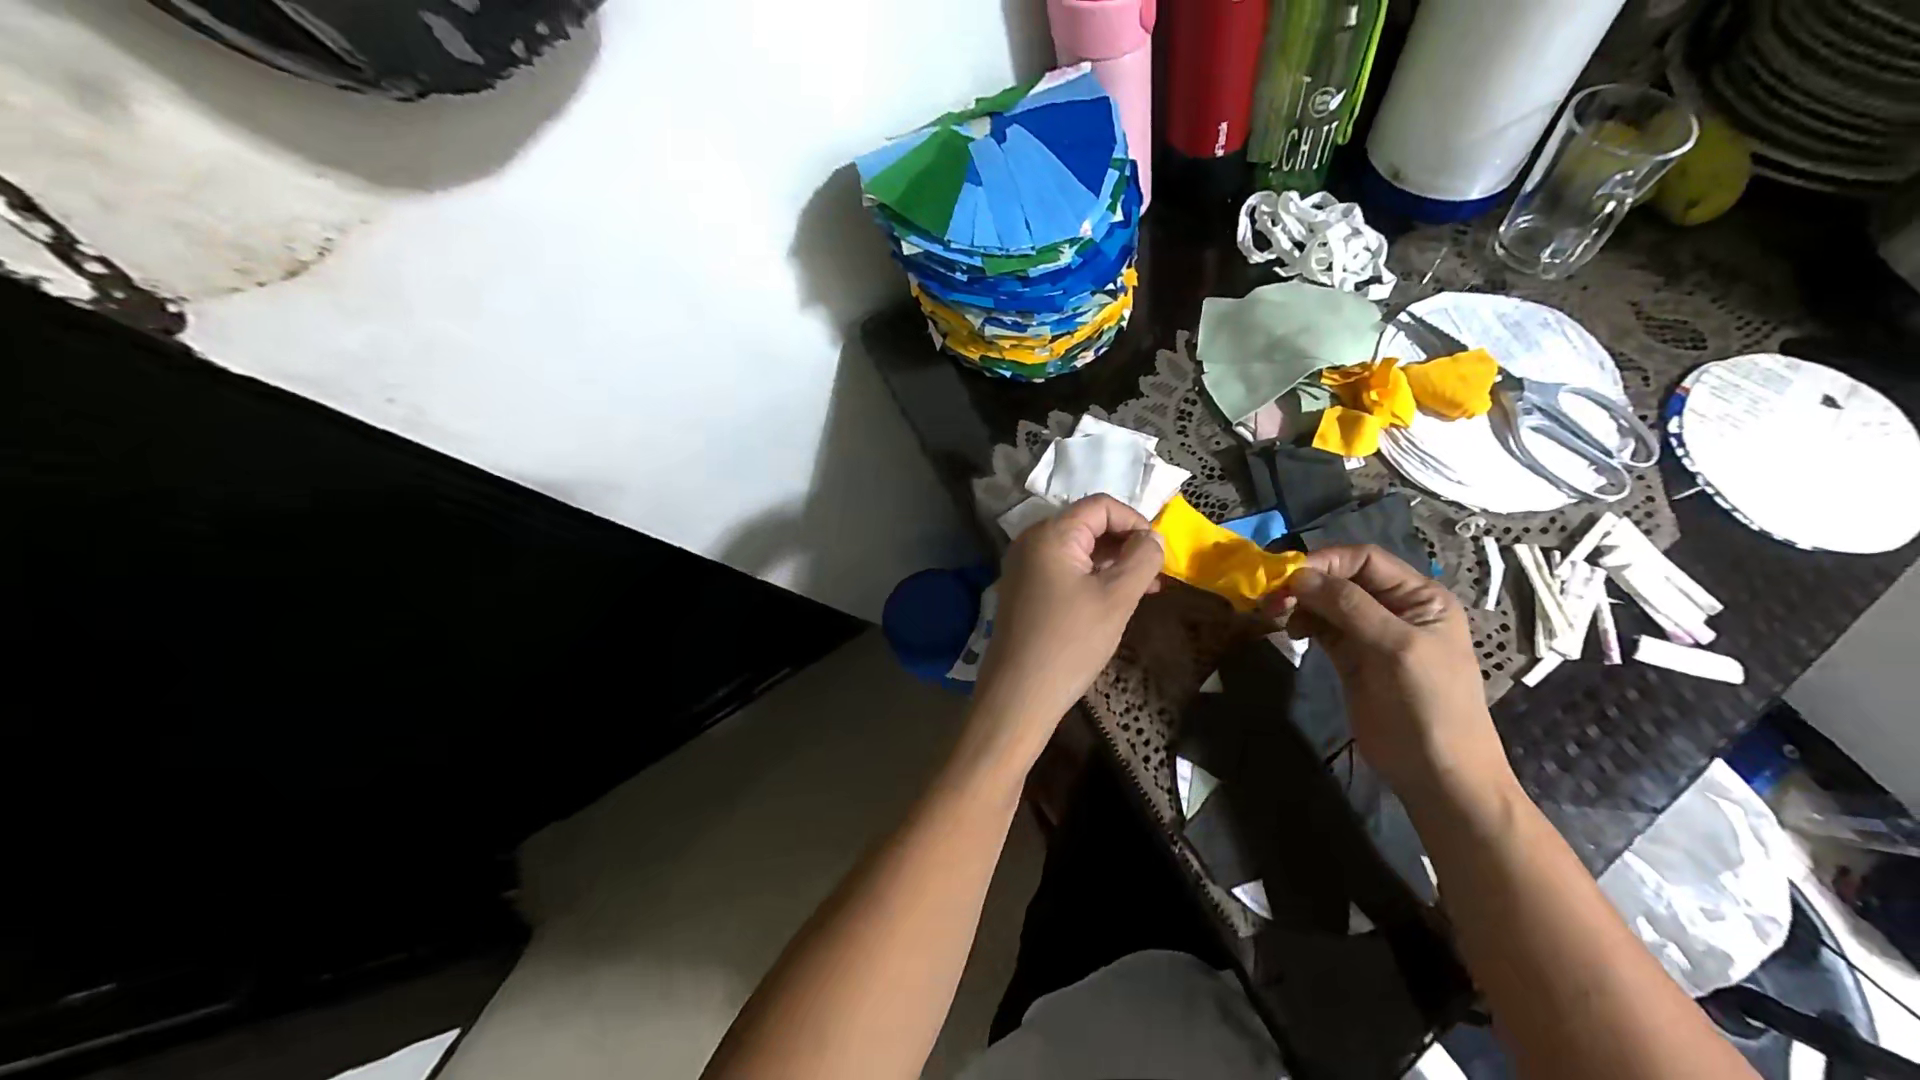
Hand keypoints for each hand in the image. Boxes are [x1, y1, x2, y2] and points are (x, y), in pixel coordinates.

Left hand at [969, 496, 1163, 757]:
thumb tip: (1154, 536)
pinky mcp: (1024, 589)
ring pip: (1078, 549)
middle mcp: (1031, 541)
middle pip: (1088, 524)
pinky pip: (1063, 569)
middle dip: (1126, 543)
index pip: (1101, 505)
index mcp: (1050, 534)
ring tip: (1144, 589)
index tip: (1159, 551)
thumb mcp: (1116, 597)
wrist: (1018, 694)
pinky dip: (1092, 577)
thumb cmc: (1070, 642)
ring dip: (1113, 562)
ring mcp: (1024, 566)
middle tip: (1155, 573)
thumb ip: (1142, 559)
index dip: (1135, 521)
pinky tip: (1114, 599)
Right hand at [1266, 544, 1513, 808]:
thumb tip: (1299, 575)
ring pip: (1326, 602)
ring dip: (1299, 602)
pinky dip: (1301, 622)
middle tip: (1273, 598)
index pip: (1366, 559)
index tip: (1289, 575)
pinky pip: (1320, 627)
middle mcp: (1394, 608)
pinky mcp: (1350, 656)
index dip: (1327, 561)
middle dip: (1307, 582)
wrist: (1436, 771)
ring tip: (1277, 615)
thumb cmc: (1429, 704)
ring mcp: (1370, 633)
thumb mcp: (1395, 647)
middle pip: (1341, 578)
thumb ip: (1349, 606)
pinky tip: (1291, 631)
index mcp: (1419, 596)